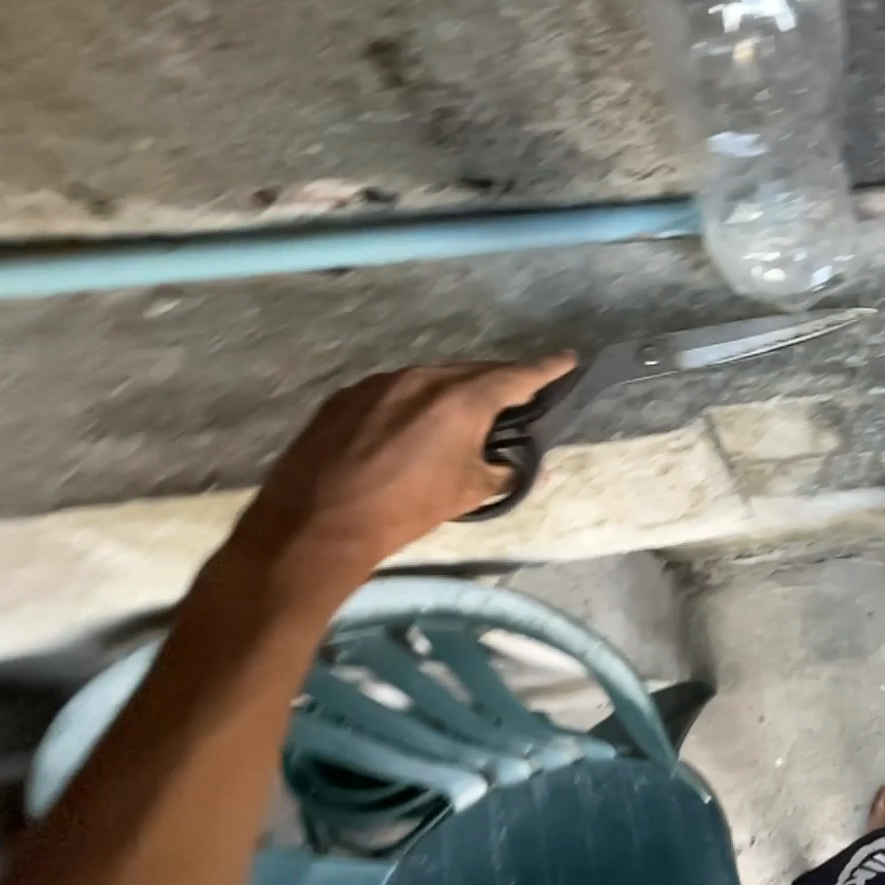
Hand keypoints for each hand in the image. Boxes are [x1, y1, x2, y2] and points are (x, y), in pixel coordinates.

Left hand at [232, 355, 576, 566]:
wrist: (315, 525)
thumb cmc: (408, 507)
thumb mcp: (472, 491)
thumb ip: (508, 472)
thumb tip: (532, 470)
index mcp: (464, 399)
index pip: (519, 376)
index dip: (548, 368)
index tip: (568, 359)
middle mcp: (423, 378)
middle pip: (476, 371)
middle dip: (501, 381)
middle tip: (519, 395)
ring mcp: (380, 383)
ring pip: (434, 378)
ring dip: (457, 391)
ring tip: (466, 414)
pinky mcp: (346, 396)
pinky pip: (396, 390)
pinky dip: (417, 401)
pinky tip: (414, 427)